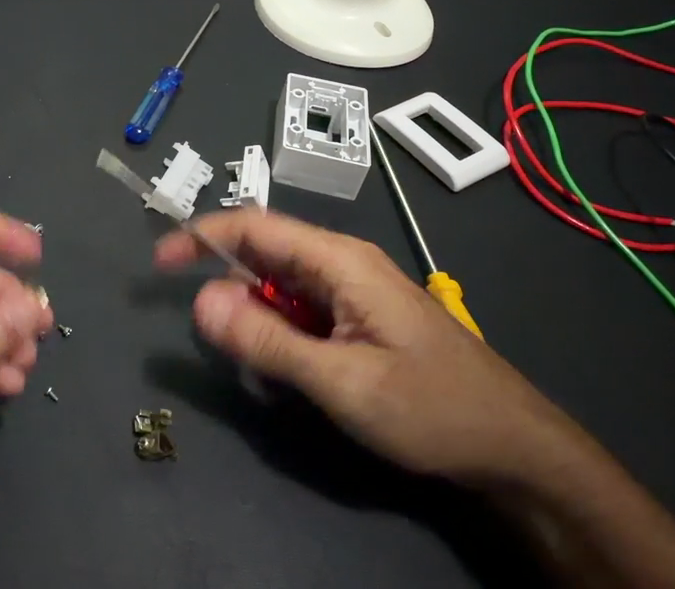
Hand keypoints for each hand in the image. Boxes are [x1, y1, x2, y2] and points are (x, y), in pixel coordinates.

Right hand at [153, 209, 586, 487]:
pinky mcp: (361, 317)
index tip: (158, 263)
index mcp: (339, 260)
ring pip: (281, 285)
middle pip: (265, 253)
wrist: (515, 448)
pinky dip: (280, 332)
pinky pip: (303, 310)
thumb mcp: (341, 381)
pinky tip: (291, 372)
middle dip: (227, 283)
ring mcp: (355, 291)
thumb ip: (267, 340)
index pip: (254, 225)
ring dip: (256, 316)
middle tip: (213, 337)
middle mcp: (344, 263)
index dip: (201, 236)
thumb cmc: (431, 409)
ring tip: (261, 367)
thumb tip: (200, 302)